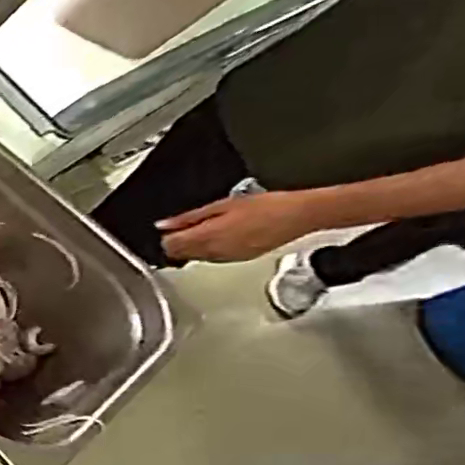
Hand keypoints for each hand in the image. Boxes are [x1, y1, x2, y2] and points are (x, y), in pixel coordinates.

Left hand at [158, 191, 320, 262]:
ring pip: (193, 257)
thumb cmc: (268, 206)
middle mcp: (211, 251)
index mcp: (206, 236)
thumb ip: (189, 217)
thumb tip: (163, 224)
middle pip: (177, 254)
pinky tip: (225, 236)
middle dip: (178, 243)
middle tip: (189, 228)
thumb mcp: (223, 205)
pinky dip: (209, 250)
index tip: (173, 229)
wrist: (302, 215)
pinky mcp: (237, 260)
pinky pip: (212, 258)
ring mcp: (224, 258)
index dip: (167, 237)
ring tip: (212, 229)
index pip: (168, 245)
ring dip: (193, 247)